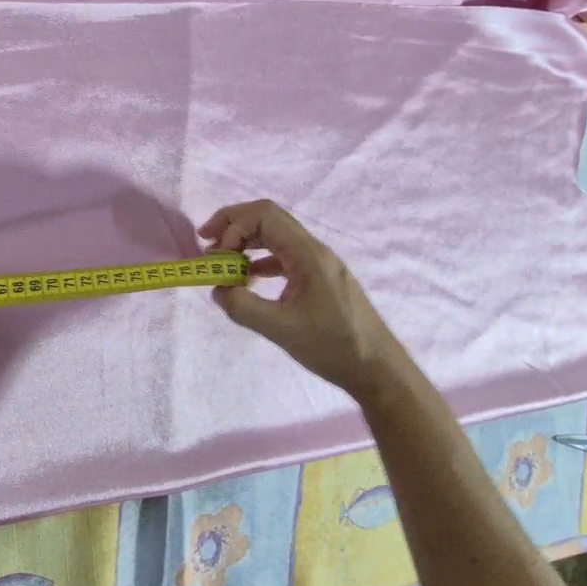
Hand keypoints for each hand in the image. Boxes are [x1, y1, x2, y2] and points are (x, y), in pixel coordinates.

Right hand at [198, 200, 395, 387]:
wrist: (379, 370)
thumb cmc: (333, 347)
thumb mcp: (280, 329)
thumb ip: (242, 306)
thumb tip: (218, 289)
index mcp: (307, 254)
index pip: (264, 215)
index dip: (233, 227)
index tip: (216, 256)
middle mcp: (314, 251)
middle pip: (269, 219)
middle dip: (235, 225)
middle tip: (207, 242)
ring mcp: (320, 265)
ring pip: (277, 237)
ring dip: (247, 243)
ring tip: (224, 262)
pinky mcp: (321, 281)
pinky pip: (285, 257)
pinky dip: (261, 261)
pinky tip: (249, 279)